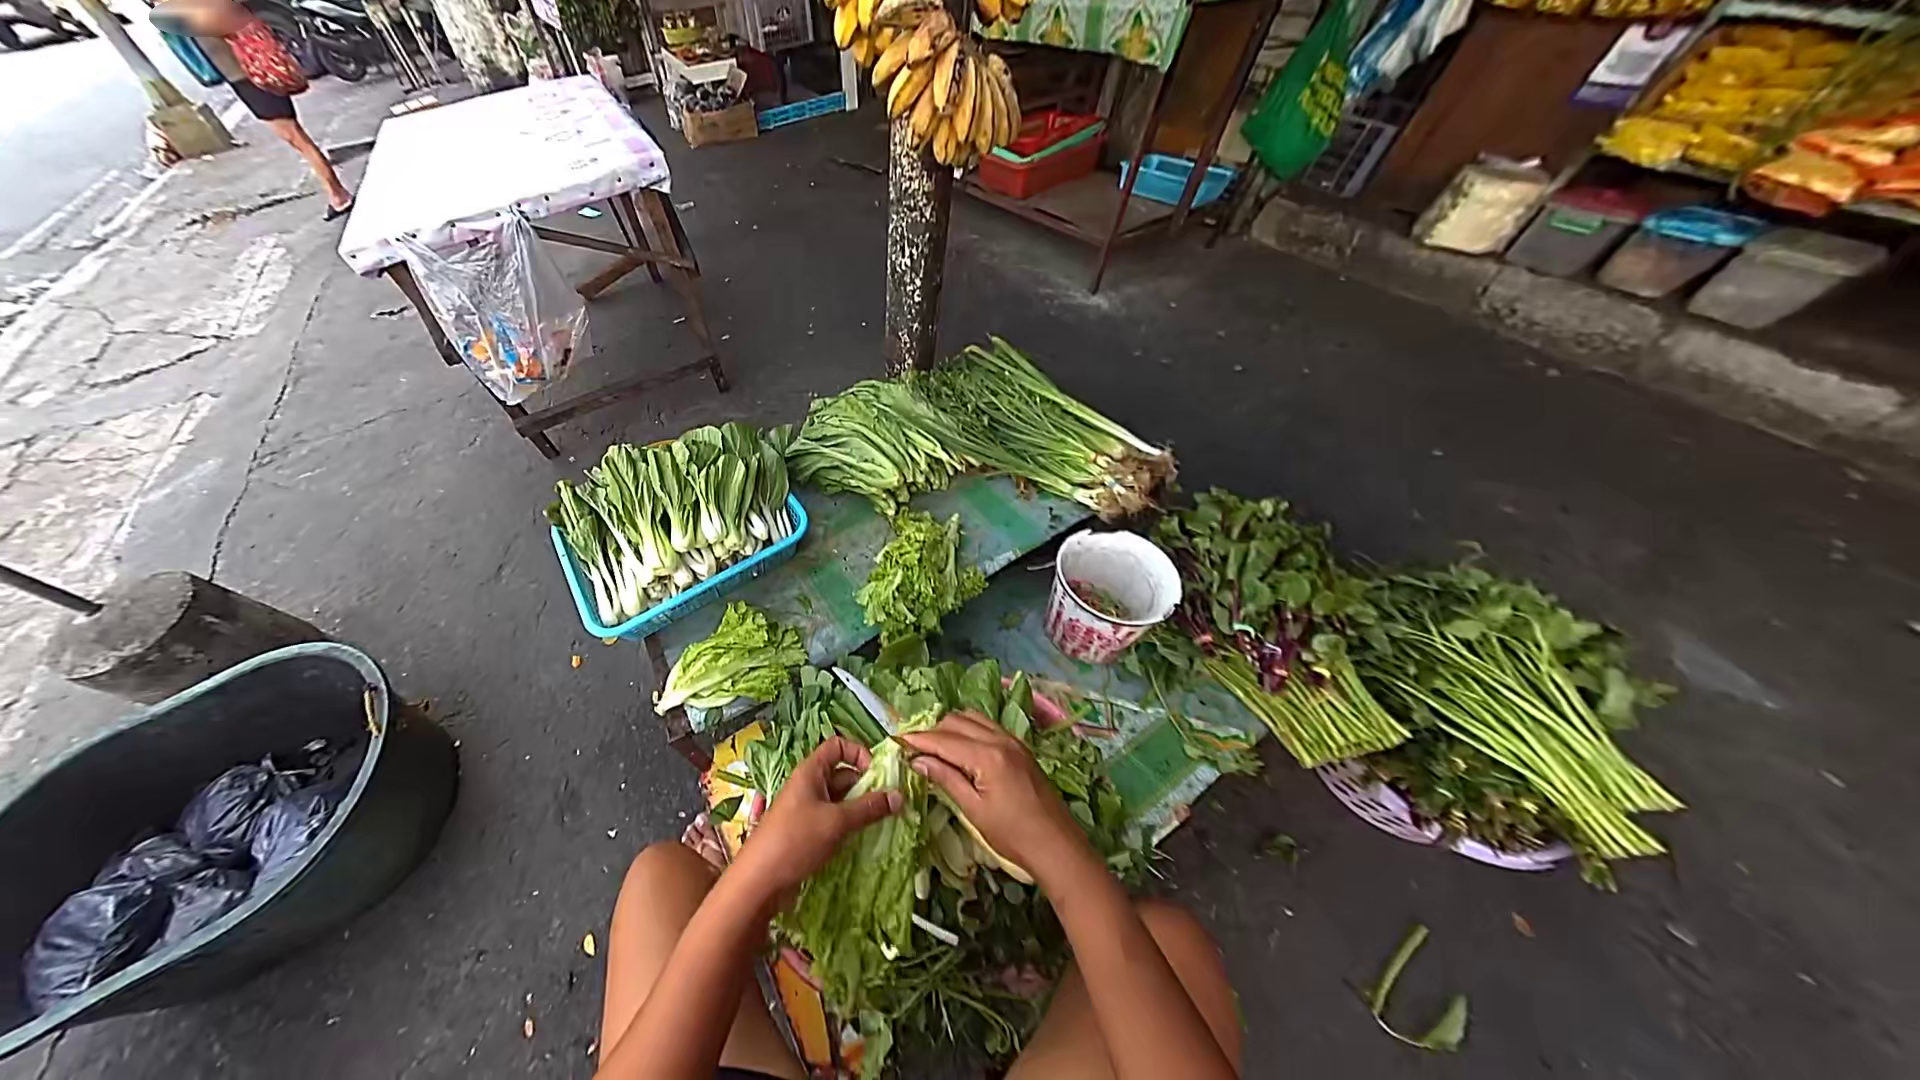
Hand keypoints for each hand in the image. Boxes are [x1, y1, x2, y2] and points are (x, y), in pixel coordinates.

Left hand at [733, 735, 900, 907]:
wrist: (758, 884)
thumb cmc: (795, 841)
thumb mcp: (837, 821)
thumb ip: (869, 808)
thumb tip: (899, 796)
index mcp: (810, 772)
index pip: (838, 746)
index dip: (859, 753)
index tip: (876, 774)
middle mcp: (808, 786)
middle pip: (843, 774)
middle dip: (866, 785)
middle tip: (888, 803)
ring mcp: (807, 810)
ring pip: (840, 799)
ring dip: (860, 808)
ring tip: (881, 821)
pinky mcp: (806, 832)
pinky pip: (833, 819)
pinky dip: (849, 824)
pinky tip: (862, 837)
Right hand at [898, 711, 1093, 885]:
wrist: (1057, 845)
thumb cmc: (1013, 835)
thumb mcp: (973, 810)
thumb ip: (946, 779)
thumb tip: (918, 761)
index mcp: (987, 755)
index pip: (944, 739)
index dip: (918, 739)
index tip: (896, 742)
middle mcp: (1000, 739)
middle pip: (957, 721)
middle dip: (932, 731)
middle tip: (913, 749)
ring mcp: (1013, 741)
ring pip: (973, 719)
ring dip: (951, 727)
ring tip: (934, 747)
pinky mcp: (1020, 748)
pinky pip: (988, 726)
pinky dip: (969, 730)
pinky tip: (960, 747)